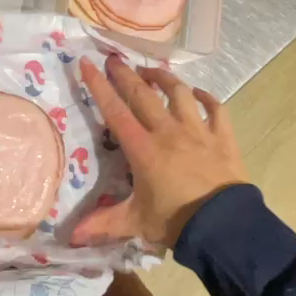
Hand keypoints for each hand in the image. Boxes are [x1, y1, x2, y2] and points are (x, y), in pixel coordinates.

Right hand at [70, 56, 248, 247]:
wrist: (225, 227)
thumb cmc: (176, 221)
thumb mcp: (136, 222)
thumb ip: (103, 224)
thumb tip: (71, 237)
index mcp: (143, 148)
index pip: (115, 110)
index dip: (99, 86)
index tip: (86, 63)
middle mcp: (168, 132)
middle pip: (143, 93)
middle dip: (125, 73)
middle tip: (114, 58)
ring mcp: (197, 131)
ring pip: (179, 92)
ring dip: (163, 77)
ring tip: (151, 71)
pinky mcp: (222, 137)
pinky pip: (215, 108)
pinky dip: (206, 97)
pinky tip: (198, 93)